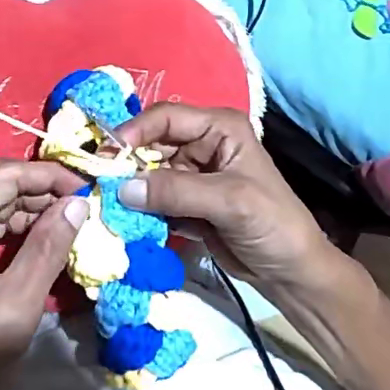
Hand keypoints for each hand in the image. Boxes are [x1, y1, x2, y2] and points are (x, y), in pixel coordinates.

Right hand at [114, 103, 335, 289]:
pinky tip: (123, 220)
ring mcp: (192, 174)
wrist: (291, 272)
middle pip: (152, 144)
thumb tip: (123, 187)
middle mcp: (203, 144)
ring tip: (105, 203)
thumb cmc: (272, 224)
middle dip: (127, 162)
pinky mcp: (185, 203)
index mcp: (219, 128)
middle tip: (98, 182)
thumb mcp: (229, 201)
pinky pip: (153, 199)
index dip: (135, 131)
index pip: (167, 117)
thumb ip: (176, 191)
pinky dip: (138, 209)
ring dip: (129, 188)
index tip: (107, 154)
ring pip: (148, 173)